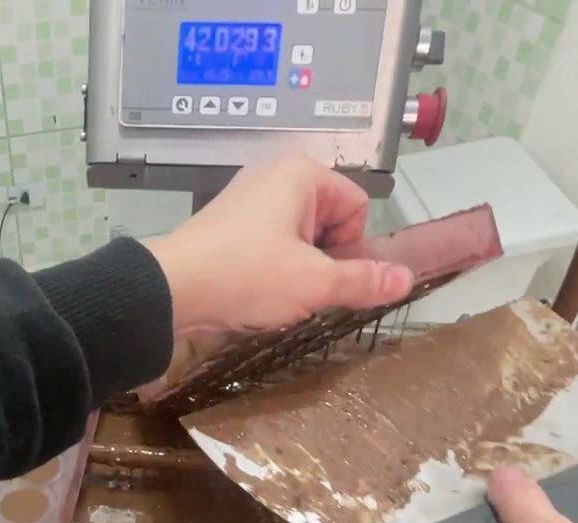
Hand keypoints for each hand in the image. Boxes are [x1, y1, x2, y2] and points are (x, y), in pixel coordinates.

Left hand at [140, 153, 414, 336]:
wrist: (171, 292)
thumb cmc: (245, 276)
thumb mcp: (313, 283)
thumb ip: (362, 280)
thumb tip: (406, 278)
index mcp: (302, 173)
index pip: (357, 209)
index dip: (350, 250)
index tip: (326, 278)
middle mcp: (274, 176)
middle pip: (327, 224)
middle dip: (320, 263)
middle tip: (298, 290)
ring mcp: (246, 201)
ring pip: (296, 241)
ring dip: (294, 273)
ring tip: (270, 294)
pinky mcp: (226, 227)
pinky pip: (266, 249)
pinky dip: (266, 273)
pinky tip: (250, 293)